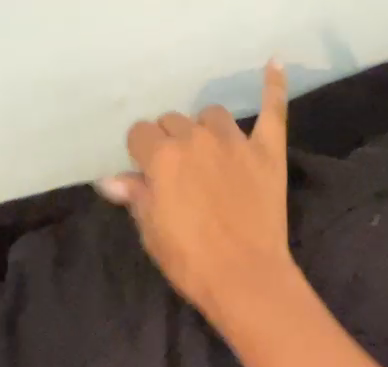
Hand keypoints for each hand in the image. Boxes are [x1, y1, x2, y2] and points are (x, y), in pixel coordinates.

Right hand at [97, 60, 296, 316]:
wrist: (246, 280)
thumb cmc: (192, 264)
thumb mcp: (152, 234)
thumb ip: (137, 198)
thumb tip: (112, 180)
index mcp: (162, 157)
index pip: (140, 135)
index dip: (142, 156)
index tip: (148, 178)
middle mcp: (196, 139)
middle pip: (175, 123)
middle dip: (172, 144)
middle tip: (181, 178)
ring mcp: (235, 143)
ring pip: (213, 116)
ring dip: (206, 131)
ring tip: (211, 157)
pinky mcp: (268, 154)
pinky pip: (272, 111)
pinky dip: (272, 87)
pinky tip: (274, 65)